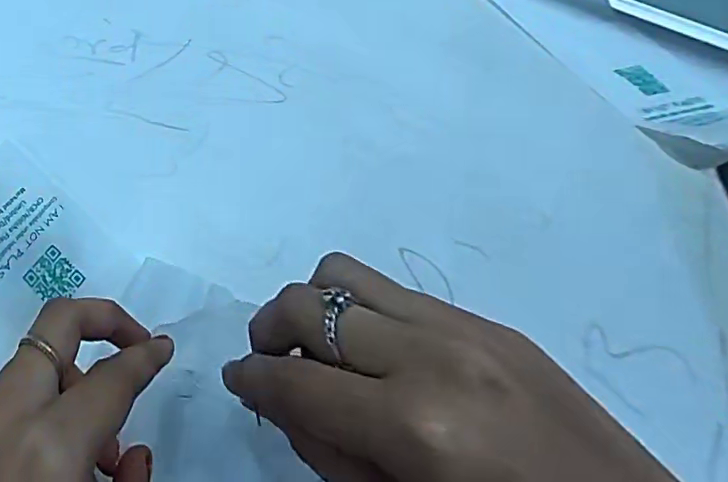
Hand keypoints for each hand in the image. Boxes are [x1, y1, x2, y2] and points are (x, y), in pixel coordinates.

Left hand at [0, 297, 174, 481]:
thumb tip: (133, 452)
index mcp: (48, 445)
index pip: (109, 379)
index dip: (144, 357)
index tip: (163, 346)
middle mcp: (6, 413)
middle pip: (56, 322)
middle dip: (102, 320)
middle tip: (134, 342)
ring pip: (34, 358)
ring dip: (73, 376)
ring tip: (98, 445)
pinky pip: (12, 393)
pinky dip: (43, 403)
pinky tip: (58, 458)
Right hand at [222, 254, 677, 481]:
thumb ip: (332, 454)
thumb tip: (281, 400)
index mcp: (416, 425)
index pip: (296, 378)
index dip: (251, 377)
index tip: (237, 379)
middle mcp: (431, 356)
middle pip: (307, 303)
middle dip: (269, 328)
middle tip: (270, 360)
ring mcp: (464, 328)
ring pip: (342, 273)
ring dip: (312, 303)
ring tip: (319, 342)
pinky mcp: (490, 322)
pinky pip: (396, 291)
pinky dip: (363, 310)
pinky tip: (380, 352)